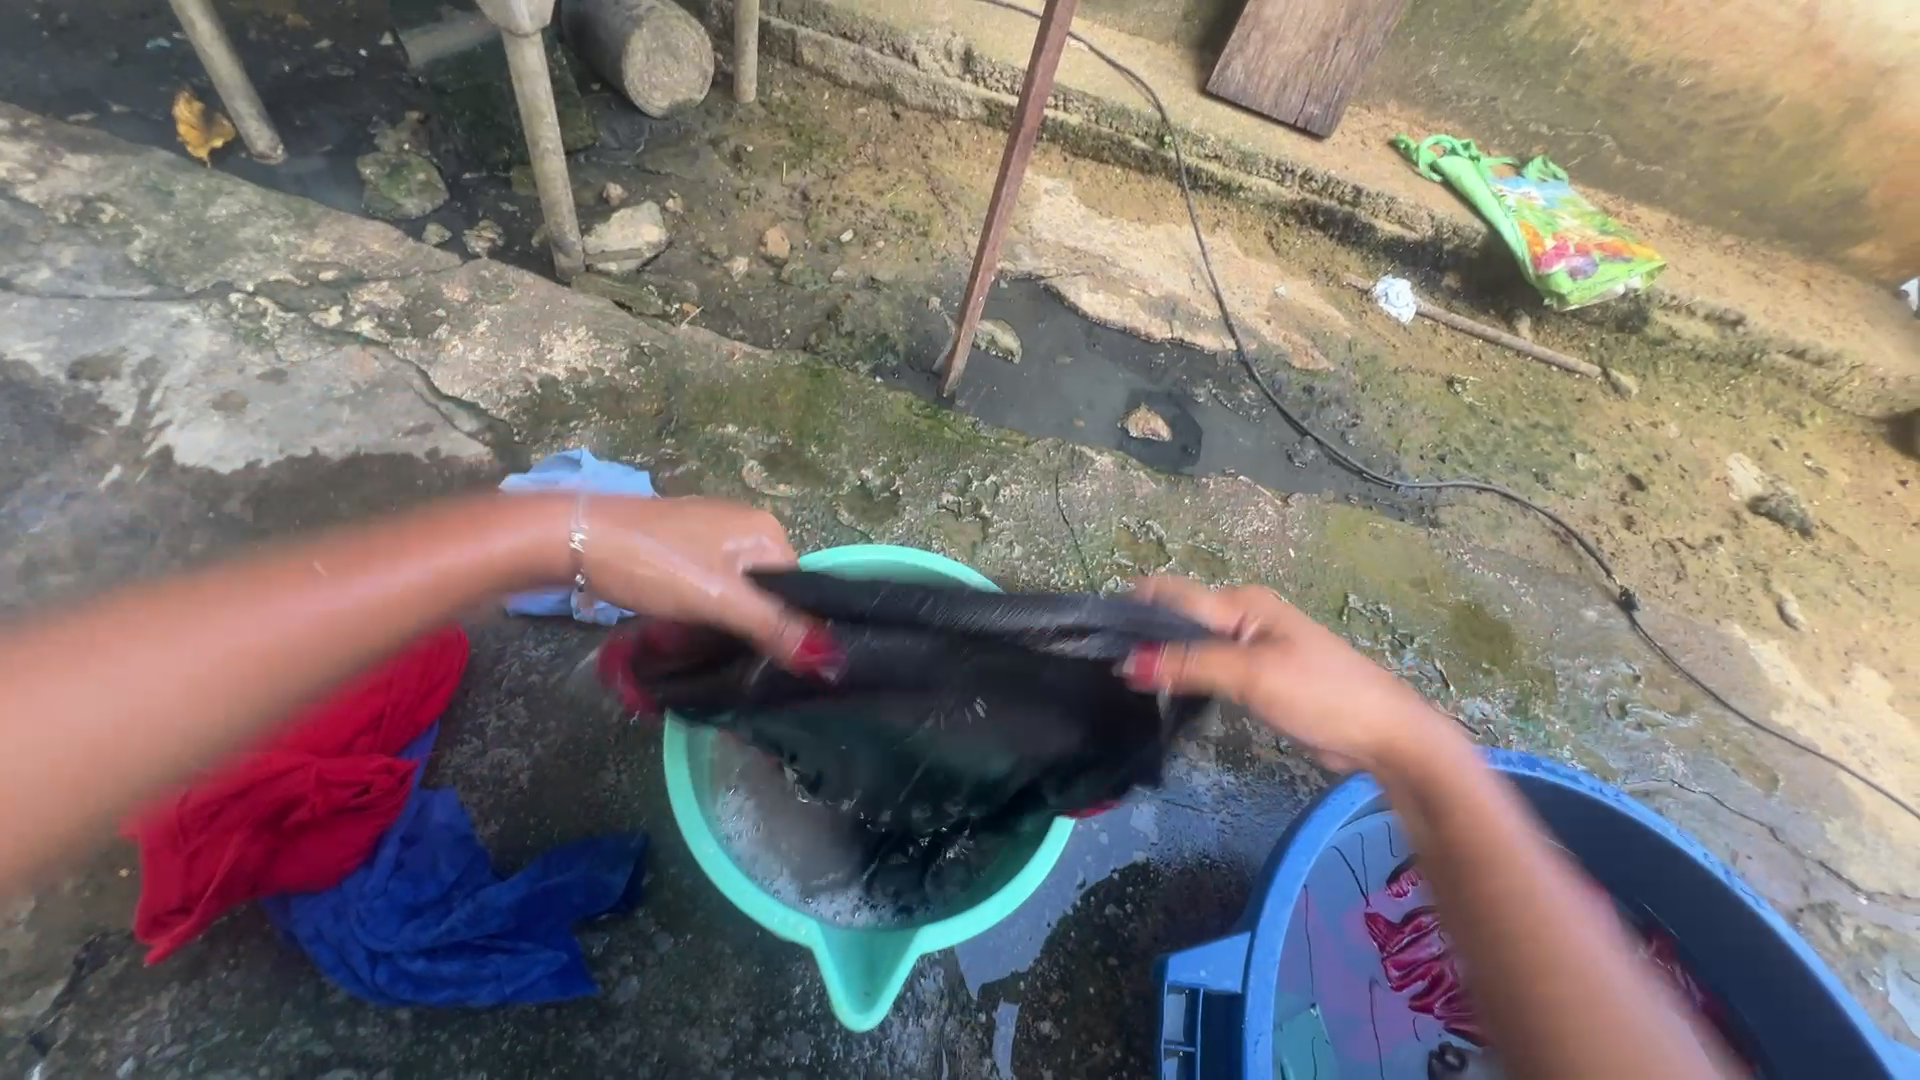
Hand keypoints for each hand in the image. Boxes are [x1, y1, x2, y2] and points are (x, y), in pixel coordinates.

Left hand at [570, 496, 840, 675]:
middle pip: (769, 590)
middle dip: (753, 625)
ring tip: (703, 642)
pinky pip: (713, 580)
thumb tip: (835, 660)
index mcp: (767, 529)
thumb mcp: (720, 601)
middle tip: (732, 657)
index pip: (799, 590)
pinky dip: (705, 605)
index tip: (769, 660)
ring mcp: (712, 528)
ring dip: (726, 618)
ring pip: (738, 588)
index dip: (787, 627)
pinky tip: (686, 621)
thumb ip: (776, 629)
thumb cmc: (654, 564)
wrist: (571, 537)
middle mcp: (747, 522)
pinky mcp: (683, 539)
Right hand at [1122, 576, 1460, 772]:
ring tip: (1121, 677)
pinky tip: (1161, 690)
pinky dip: (1183, 674)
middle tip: (1101, 661)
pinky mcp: (1255, 674)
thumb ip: (1188, 665)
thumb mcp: (1250, 675)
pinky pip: (1207, 665)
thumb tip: (1127, 662)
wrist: (1383, 735)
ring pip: (1190, 643)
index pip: (1172, 594)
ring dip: (1161, 657)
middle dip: (1142, 634)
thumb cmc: (1319, 693)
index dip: (1132, 607)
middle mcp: (1241, 616)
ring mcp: (1249, 646)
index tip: (1093, 629)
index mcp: (1241, 603)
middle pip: (1178, 616)